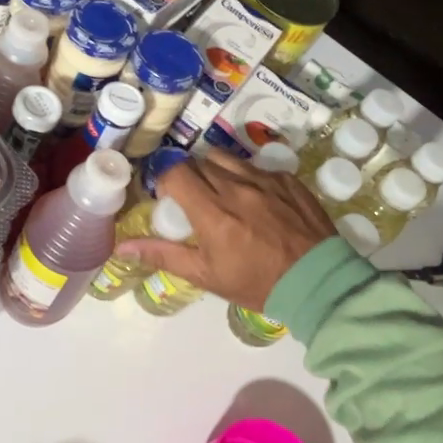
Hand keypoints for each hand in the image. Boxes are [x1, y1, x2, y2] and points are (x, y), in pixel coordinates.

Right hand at [116, 149, 335, 310]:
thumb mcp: (206, 275)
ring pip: (225, 158)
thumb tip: (122, 246)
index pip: (175, 173)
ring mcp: (265, 180)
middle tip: (195, 200)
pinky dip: (247, 177)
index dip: (167, 181)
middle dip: (190, 177)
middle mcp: (236, 188)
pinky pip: (256, 167)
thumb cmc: (257, 283)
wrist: (319, 283)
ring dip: (215, 171)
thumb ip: (163, 255)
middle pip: (198, 163)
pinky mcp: (287, 179)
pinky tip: (254, 200)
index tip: (170, 198)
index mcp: (212, 212)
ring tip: (222, 194)